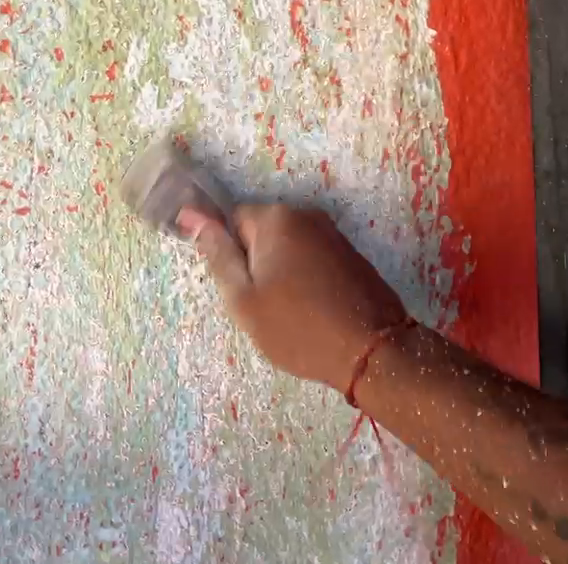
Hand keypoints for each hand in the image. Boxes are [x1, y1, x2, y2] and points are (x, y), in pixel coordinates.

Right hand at [179, 202, 408, 392]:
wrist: (373, 352)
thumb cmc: (298, 328)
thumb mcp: (244, 299)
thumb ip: (217, 255)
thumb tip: (194, 218)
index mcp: (275, 219)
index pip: (232, 219)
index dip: (228, 253)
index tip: (238, 287)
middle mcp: (304, 215)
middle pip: (261, 231)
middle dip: (255, 261)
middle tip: (260, 305)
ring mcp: (331, 233)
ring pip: (287, 246)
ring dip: (280, 270)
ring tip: (287, 312)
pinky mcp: (350, 253)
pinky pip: (311, 256)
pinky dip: (304, 277)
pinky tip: (310, 309)